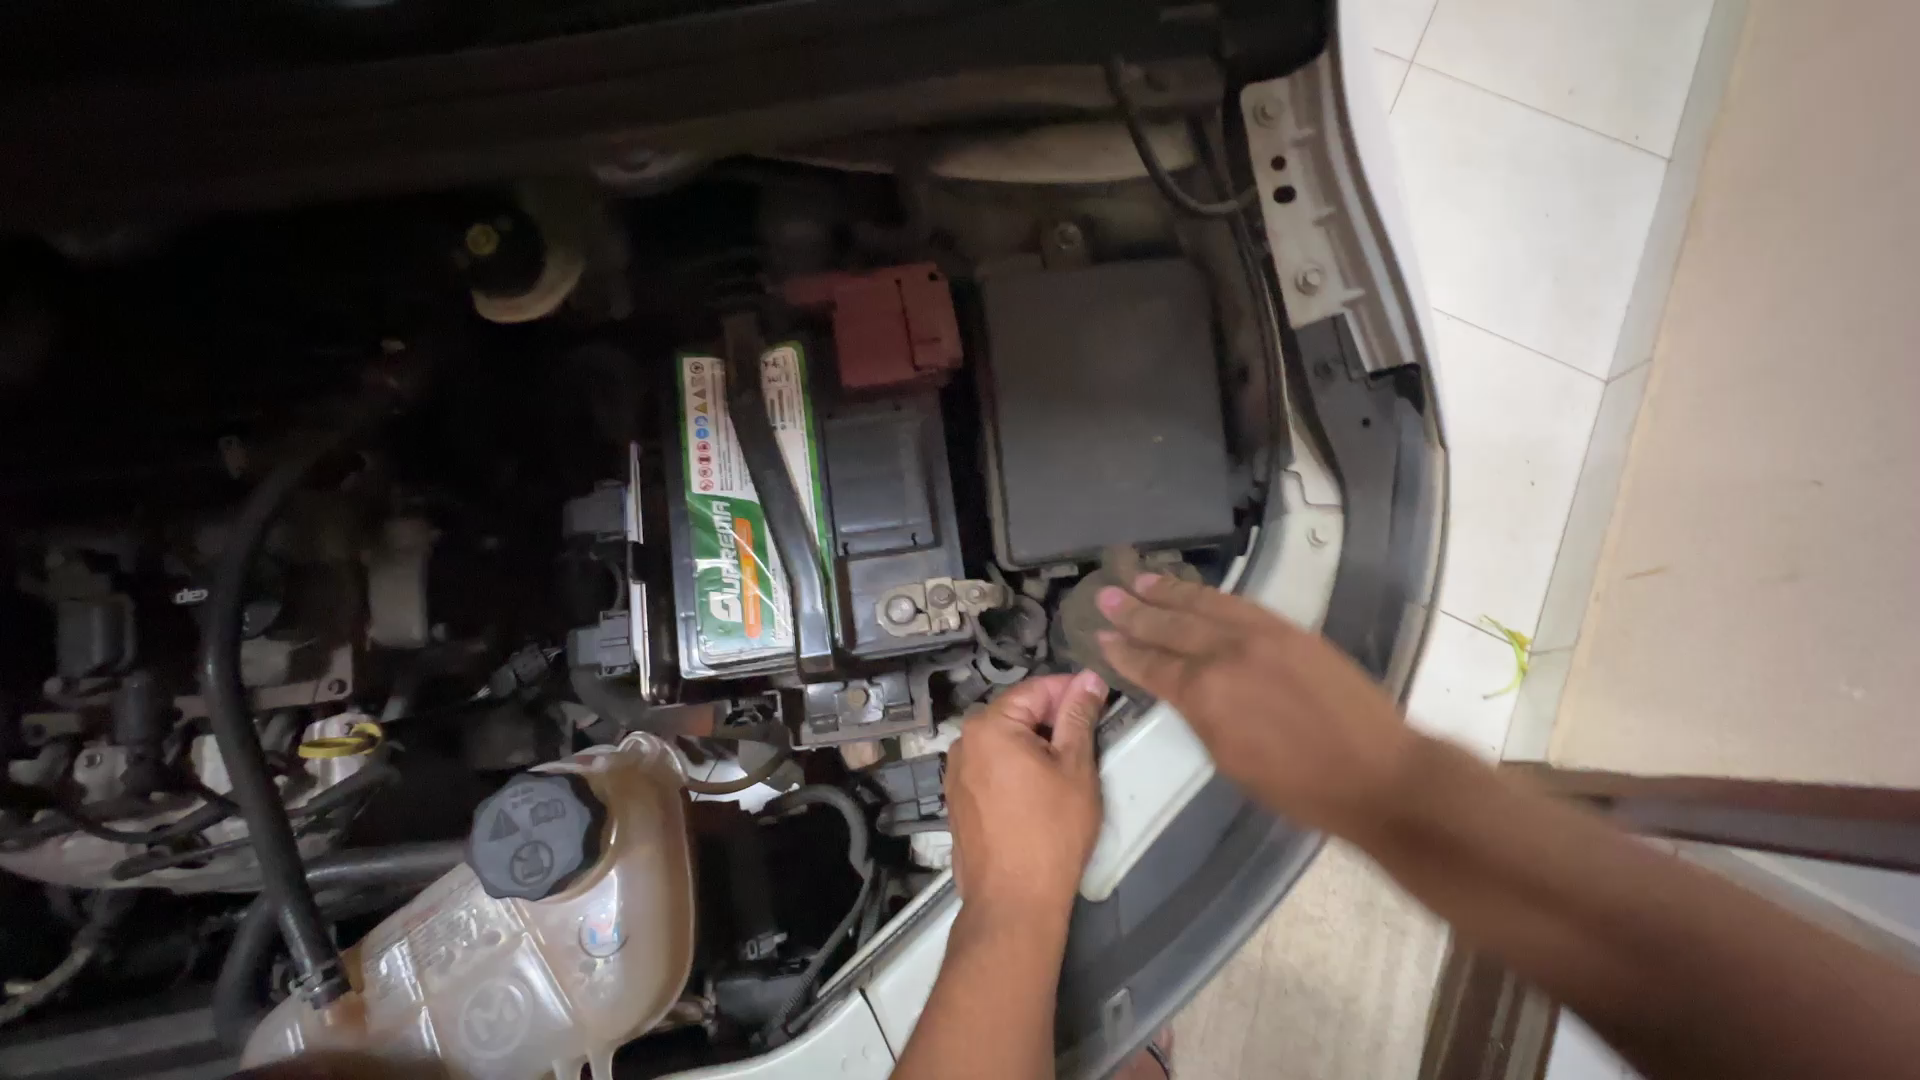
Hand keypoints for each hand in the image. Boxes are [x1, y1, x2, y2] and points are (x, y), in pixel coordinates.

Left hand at [946, 671, 1107, 921]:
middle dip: (1052, 718)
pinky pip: (991, 767)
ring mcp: (956, 772)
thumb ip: (1079, 716)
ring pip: (1004, 741)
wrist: (1012, 901)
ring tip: (1069, 764)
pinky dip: (1017, 767)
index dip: (1070, 690)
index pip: (1035, 689)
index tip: (1100, 698)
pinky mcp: (958, 800)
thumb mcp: (1075, 767)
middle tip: (1089, 736)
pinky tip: (1040, 789)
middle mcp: (963, 742)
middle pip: (1016, 713)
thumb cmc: (1051, 830)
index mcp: (989, 725)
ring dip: (1035, 744)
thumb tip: (1089, 679)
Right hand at [1095, 574, 1416, 838]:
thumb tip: (1182, 689)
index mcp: (1205, 694)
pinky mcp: (1289, 630)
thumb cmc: (1299, 786)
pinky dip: (1210, 595)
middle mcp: (1226, 654)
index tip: (1102, 637)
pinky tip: (1194, 592)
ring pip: (1203, 604)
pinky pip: (1239, 604)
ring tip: (1141, 579)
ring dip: (1168, 592)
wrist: (1378, 774)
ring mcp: (1261, 636)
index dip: (1125, 651)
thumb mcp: (1230, 761)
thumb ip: (1199, 716)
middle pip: (1170, 626)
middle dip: (1134, 612)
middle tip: (1107, 596)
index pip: (1153, 665)